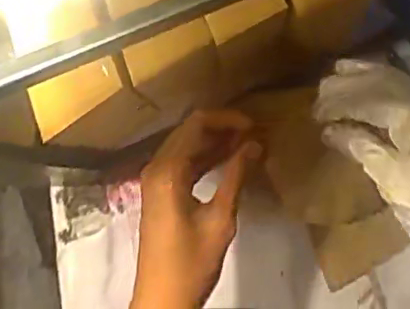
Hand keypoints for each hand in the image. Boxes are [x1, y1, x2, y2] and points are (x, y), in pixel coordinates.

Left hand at [131, 109, 263, 308]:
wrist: (162, 303)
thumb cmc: (190, 264)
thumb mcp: (220, 220)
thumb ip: (235, 176)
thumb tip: (254, 143)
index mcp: (167, 169)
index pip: (197, 124)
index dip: (227, 119)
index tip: (253, 125)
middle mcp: (156, 165)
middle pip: (190, 129)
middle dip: (222, 126)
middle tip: (252, 133)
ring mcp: (155, 177)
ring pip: (186, 143)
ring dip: (214, 140)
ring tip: (245, 142)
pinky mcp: (159, 190)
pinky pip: (182, 160)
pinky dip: (204, 156)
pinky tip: (227, 158)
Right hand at [316, 60, 409, 308]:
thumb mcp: (392, 183)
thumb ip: (361, 147)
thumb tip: (329, 129)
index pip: (367, 96)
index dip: (338, 101)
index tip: (314, 112)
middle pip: (379, 82)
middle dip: (346, 85)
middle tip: (318, 95)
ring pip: (392, 80)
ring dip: (363, 77)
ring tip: (337, 77)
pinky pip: (401, 91)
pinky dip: (379, 84)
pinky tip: (367, 89)